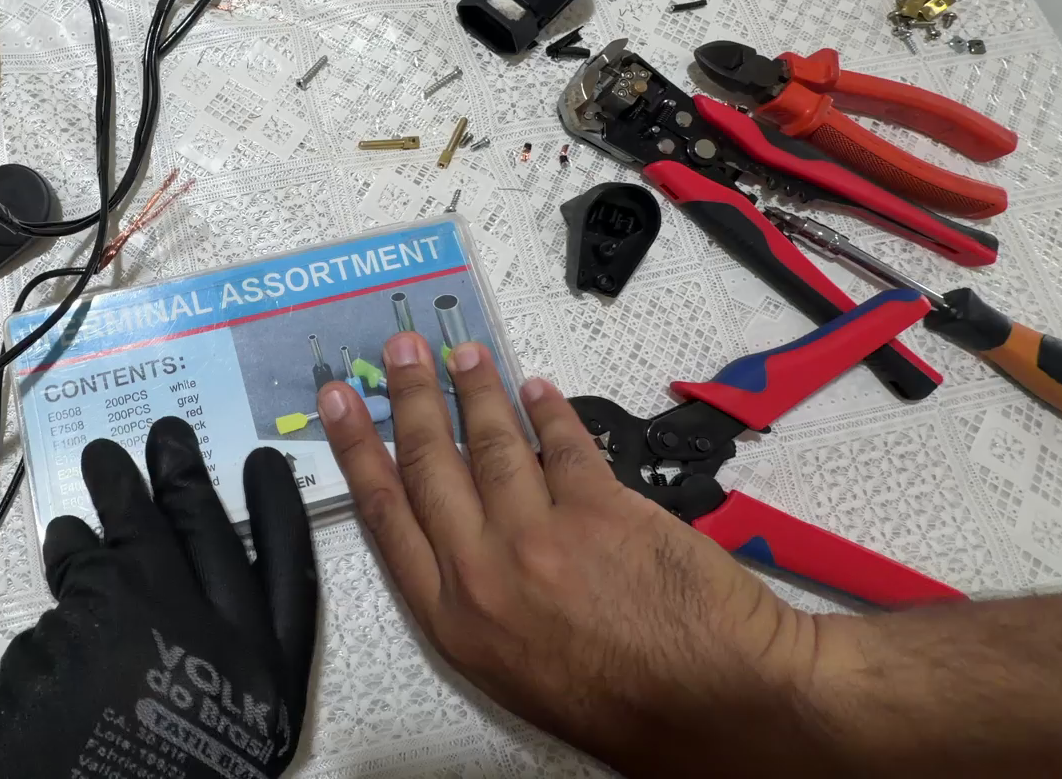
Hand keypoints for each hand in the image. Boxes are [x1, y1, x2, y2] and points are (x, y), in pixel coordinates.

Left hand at [0, 416, 317, 778]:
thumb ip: (218, 665)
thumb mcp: (214, 731)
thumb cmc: (156, 777)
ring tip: (102, 459)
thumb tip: (199, 589)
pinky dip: (69, 545)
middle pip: (210, 535)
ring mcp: (156, 619)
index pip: (289, 578)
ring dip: (119, 484)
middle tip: (169, 432)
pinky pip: (79, 562)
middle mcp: (221, 643)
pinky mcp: (90, 613)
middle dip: (188, 476)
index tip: (264, 462)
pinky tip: (66, 536)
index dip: (278, 514)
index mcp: (264, 684)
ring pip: (140, 529)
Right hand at [316, 333, 822, 774]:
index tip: (340, 402)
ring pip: (492, 441)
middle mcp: (485, 570)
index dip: (357, 448)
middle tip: (399, 348)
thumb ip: (466, 588)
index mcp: (453, 614)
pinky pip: (566, 444)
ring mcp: (542, 536)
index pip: (386, 512)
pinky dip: (551, 411)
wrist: (721, 713)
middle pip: (430, 461)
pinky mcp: (602, 511)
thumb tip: (455, 504)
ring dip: (475, 389)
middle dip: (410, 396)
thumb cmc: (609, 697)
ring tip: (464, 353)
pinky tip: (539, 390)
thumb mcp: (506, 663)